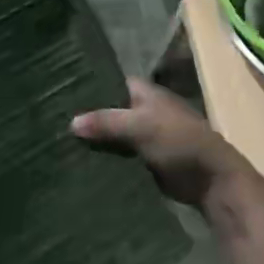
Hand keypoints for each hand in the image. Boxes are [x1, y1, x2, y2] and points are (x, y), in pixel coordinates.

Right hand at [71, 77, 242, 205]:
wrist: (212, 181)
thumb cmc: (180, 141)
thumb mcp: (141, 126)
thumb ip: (107, 122)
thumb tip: (71, 121)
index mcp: (144, 92)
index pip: (109, 82)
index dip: (88, 86)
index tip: (60, 90)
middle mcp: (142, 110)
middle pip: (108, 111)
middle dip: (87, 117)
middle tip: (52, 120)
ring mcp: (143, 137)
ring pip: (112, 136)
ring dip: (94, 141)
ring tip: (58, 142)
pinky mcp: (144, 162)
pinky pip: (118, 157)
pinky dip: (104, 160)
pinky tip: (79, 164)